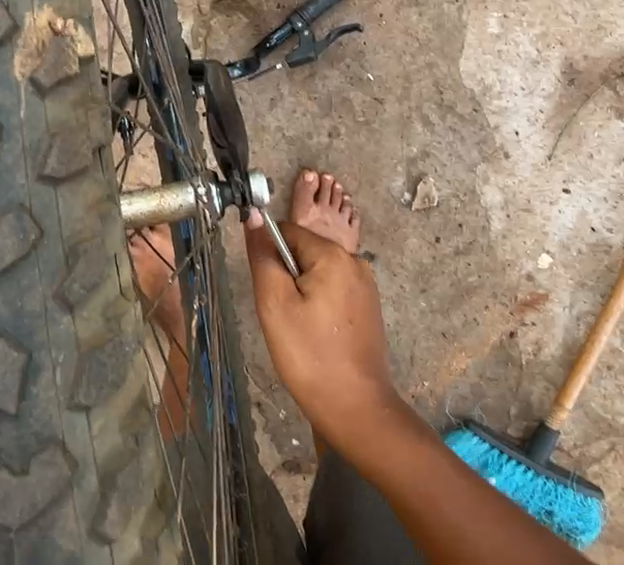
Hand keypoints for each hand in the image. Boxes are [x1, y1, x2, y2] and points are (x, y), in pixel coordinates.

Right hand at [243, 214, 402, 452]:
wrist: (355, 407)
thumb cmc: (309, 354)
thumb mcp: (274, 303)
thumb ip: (262, 256)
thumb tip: (253, 216)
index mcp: (334, 254)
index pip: (287, 233)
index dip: (269, 258)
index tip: (268, 293)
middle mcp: (356, 262)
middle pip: (303, 253)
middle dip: (286, 279)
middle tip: (282, 317)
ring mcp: (366, 286)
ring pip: (317, 275)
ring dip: (300, 295)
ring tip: (299, 330)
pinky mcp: (369, 308)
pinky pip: (333, 293)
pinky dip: (318, 308)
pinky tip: (316, 336)